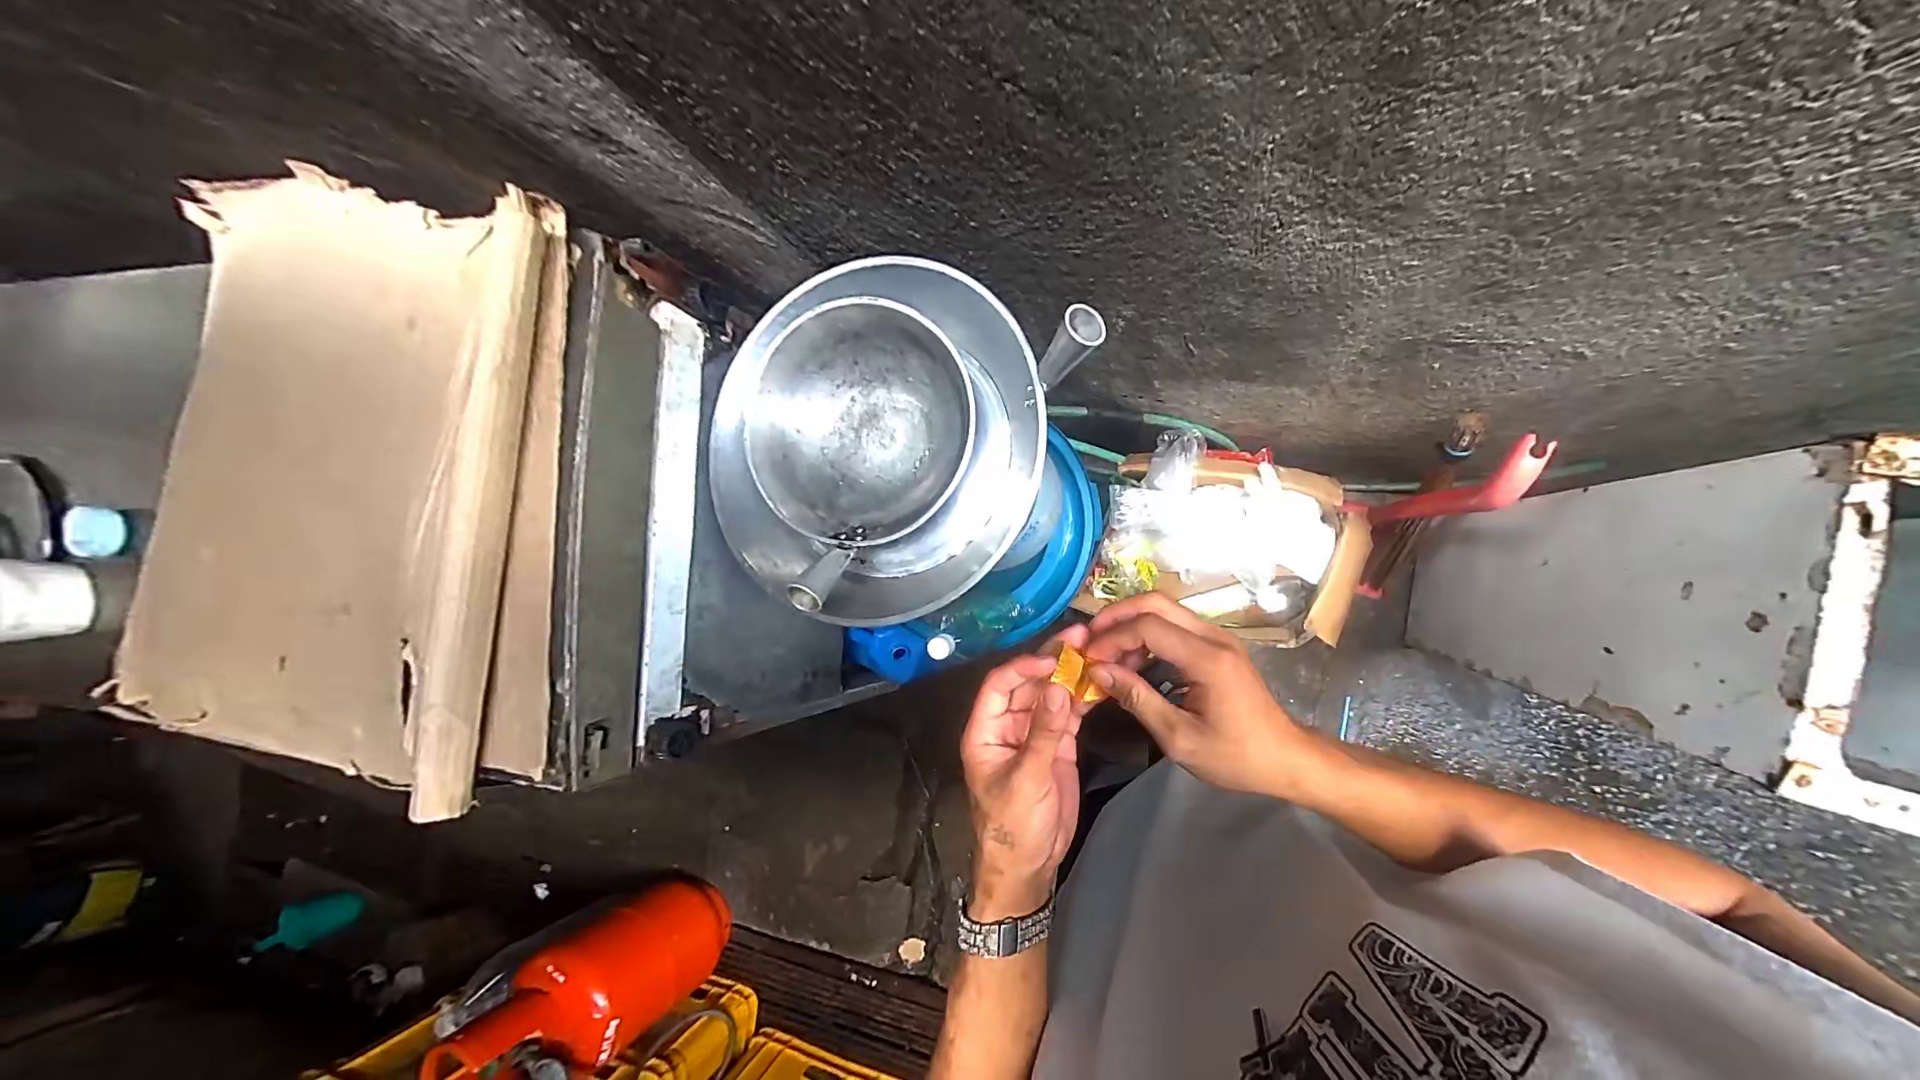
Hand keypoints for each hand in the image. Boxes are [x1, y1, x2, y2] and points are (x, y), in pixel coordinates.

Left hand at [958, 626, 1091, 919]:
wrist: (1029, 867)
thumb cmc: (1012, 826)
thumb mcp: (1026, 780)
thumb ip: (1043, 734)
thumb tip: (1057, 688)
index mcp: (985, 730)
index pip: (999, 685)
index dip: (1023, 667)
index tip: (1052, 658)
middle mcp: (1008, 725)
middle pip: (1028, 684)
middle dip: (1052, 661)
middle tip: (1080, 637)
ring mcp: (1034, 734)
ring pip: (1051, 694)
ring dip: (1071, 674)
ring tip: (1096, 650)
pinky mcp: (1057, 745)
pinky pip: (1068, 714)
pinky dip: (1083, 698)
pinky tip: (1101, 681)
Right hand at [1082, 592, 1309, 797]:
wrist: (1287, 758)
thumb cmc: (1236, 756)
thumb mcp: (1179, 738)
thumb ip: (1137, 699)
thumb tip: (1098, 672)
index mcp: (1208, 659)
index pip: (1148, 626)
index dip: (1112, 638)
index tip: (1088, 658)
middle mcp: (1214, 637)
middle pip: (1155, 603)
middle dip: (1116, 617)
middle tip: (1090, 642)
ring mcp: (1217, 637)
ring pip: (1163, 609)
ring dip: (1130, 624)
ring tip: (1107, 656)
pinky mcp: (1216, 644)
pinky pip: (1173, 624)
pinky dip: (1146, 634)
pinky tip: (1132, 661)